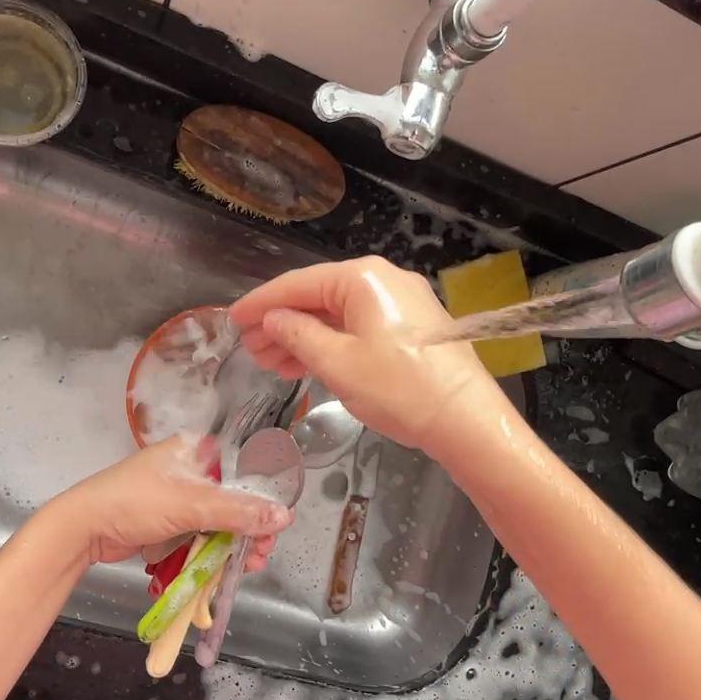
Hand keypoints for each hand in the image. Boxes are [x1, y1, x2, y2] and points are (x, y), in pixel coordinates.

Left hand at [40, 437, 292, 567]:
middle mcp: (192, 470)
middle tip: (261, 554)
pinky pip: (205, 535)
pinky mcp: (173, 522)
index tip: (276, 524)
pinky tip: (229, 568)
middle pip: (236, 499)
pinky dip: (217, 550)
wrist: (82, 530)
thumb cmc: (133, 503)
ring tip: (250, 566)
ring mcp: (182, 498)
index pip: (244, 469)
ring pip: (222, 521)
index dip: (264, 497)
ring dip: (237, 544)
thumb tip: (284, 516)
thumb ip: (238, 511)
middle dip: (252, 528)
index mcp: (196, 450)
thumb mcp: (190, 505)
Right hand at [230, 256, 509, 456]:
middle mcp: (384, 279)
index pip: (298, 284)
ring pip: (339, 315)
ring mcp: (402, 302)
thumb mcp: (337, 364)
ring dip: (304, 337)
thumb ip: (298, 336)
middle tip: (251, 351)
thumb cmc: (399, 390)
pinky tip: (309, 364)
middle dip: (281, 324)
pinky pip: (360, 327)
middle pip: (319, 297)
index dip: (261, 303)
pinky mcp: (414, 326)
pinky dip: (332, 344)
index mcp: (363, 278)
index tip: (233, 319)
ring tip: (272, 364)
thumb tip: (273, 319)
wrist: (468, 421)